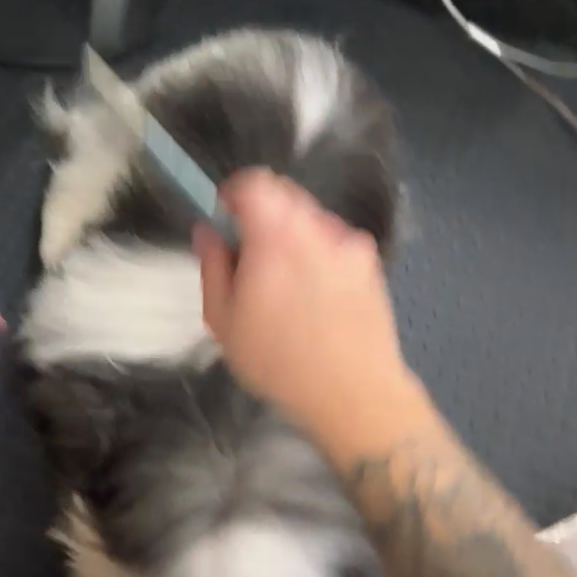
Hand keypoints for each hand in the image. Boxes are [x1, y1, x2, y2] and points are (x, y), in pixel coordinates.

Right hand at [195, 170, 411, 429]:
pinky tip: (314, 293)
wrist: (352, 392)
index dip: (233, 193)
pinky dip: (319, 252)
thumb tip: (206, 232)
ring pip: (311, 219)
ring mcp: (349, 246)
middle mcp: (316, 230)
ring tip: (282, 281)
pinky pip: (336, 242)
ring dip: (290, 234)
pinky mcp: (371, 265)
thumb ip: (212, 266)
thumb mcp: (223, 320)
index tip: (223, 218)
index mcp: (274, 238)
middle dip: (261, 216)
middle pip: (284, 196)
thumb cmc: (277, 360)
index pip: (255, 183)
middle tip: (248, 257)